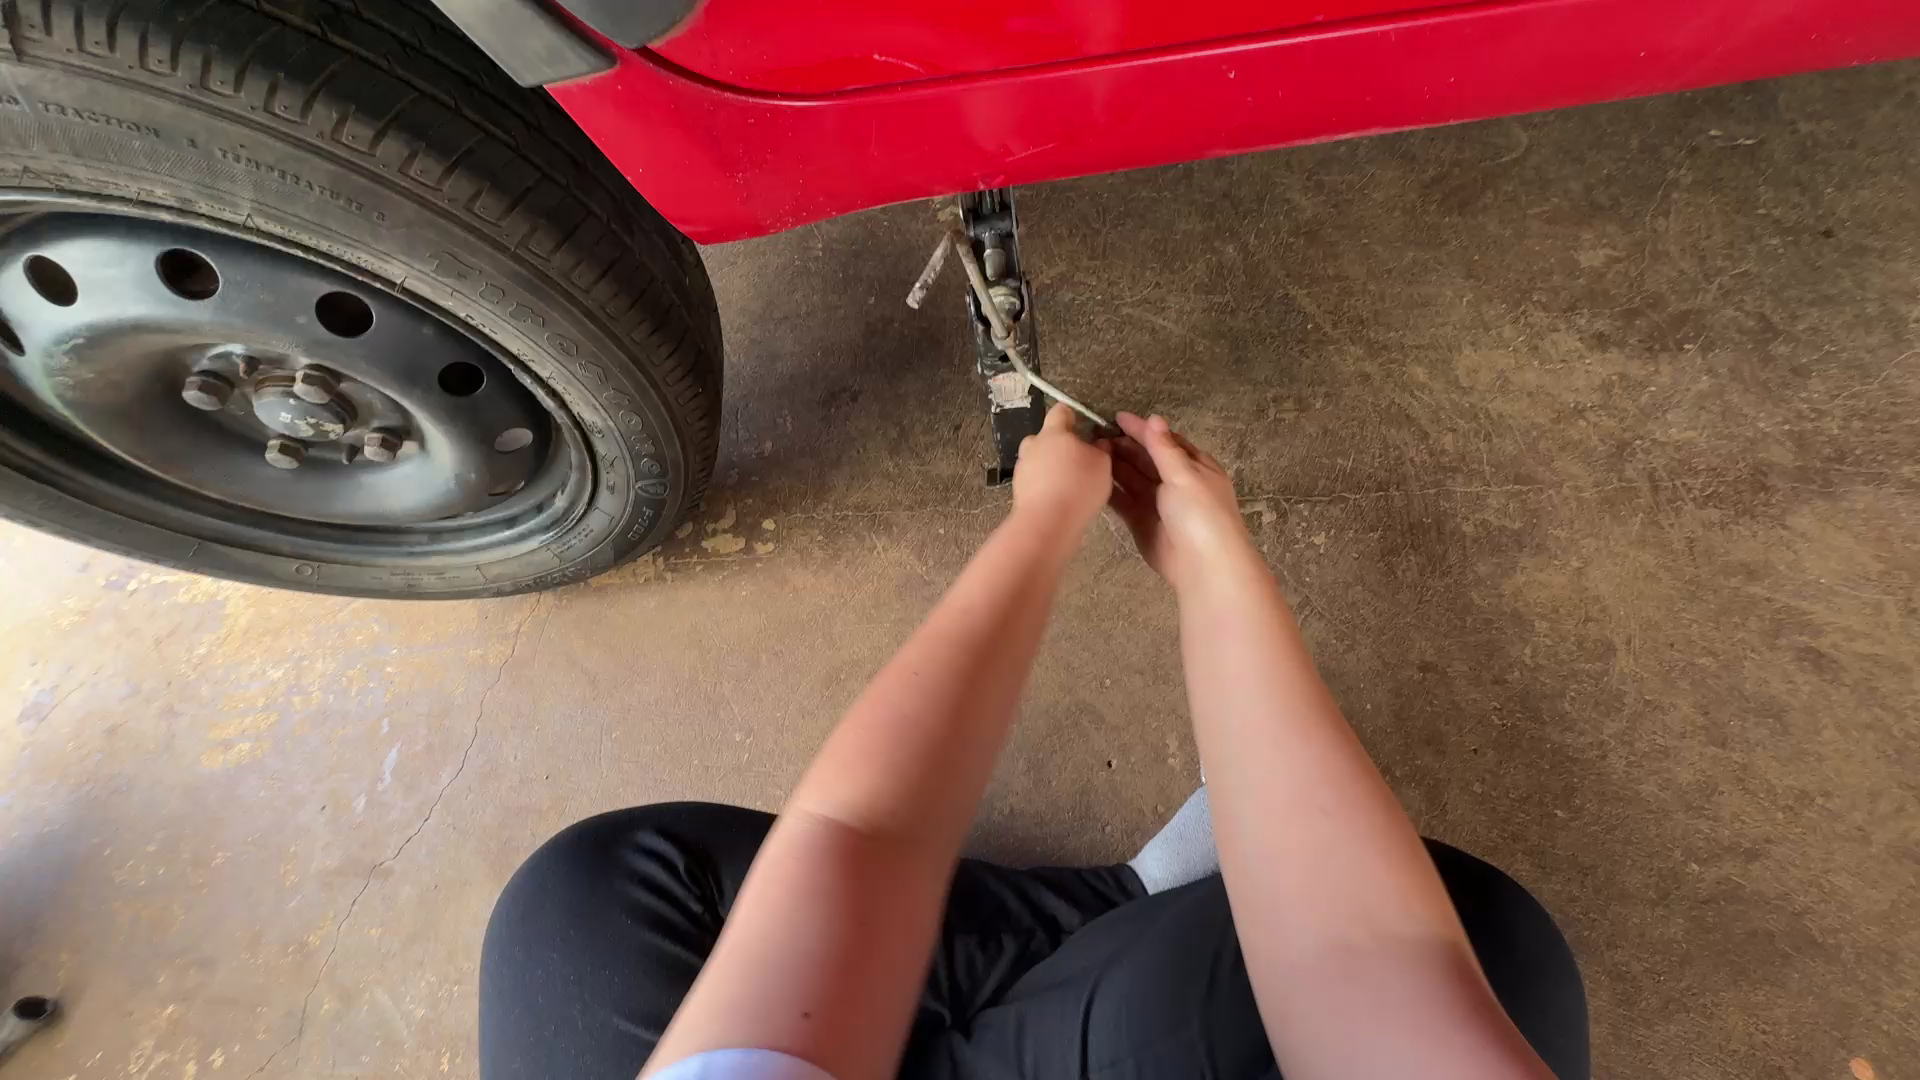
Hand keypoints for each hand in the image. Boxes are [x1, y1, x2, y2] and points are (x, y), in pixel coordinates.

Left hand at [1012, 404, 1113, 532]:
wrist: (1047, 522)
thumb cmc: (1078, 486)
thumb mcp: (1102, 465)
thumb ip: (1101, 449)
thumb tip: (1098, 443)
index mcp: (1053, 432)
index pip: (1059, 412)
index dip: (1071, 415)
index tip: (1079, 423)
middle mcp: (1032, 446)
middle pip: (1045, 437)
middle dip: (1059, 444)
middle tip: (1076, 458)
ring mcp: (1022, 468)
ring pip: (1038, 460)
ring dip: (1050, 466)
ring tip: (1068, 482)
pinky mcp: (1018, 489)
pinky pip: (1034, 480)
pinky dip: (1044, 484)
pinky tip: (1058, 497)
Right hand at [1109, 412, 1257, 592]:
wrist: (1202, 564)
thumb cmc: (1200, 513)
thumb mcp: (1184, 474)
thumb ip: (1164, 448)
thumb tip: (1155, 418)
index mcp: (1194, 466)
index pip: (1164, 441)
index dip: (1142, 430)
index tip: (1116, 418)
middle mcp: (1176, 482)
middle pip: (1146, 459)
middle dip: (1124, 447)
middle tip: (1096, 436)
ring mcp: (1157, 503)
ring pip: (1132, 479)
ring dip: (1114, 467)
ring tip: (1091, 453)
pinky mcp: (1142, 522)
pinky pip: (1123, 502)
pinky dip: (1110, 491)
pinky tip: (1093, 479)